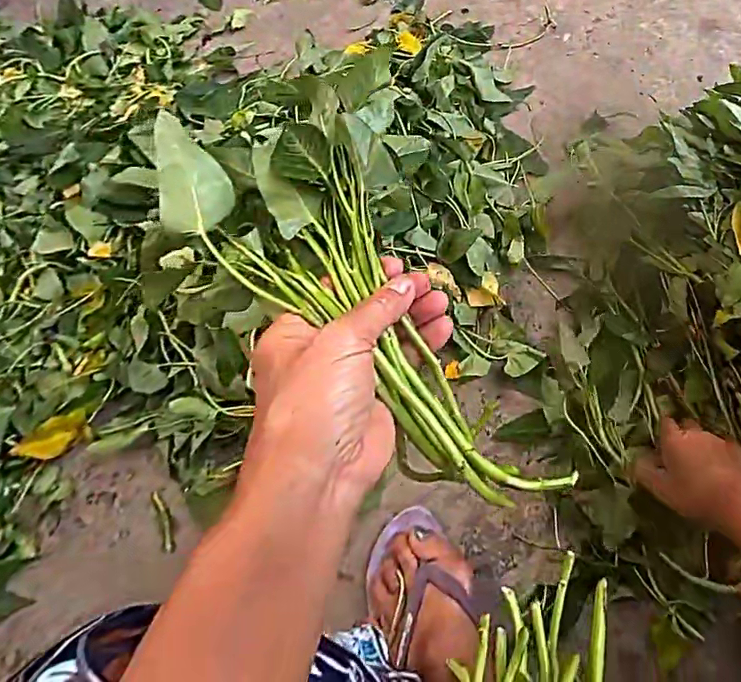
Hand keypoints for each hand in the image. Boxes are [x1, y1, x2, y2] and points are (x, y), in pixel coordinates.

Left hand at [246, 257, 452, 504]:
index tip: (395, 264)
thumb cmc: (315, 399)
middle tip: (428, 282)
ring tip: (441, 302)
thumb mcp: (340, 340)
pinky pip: (405, 363)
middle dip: (399, 296)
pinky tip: (443, 330)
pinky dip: (424, 345)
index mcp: (296, 332)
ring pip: (390, 336)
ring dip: (416, 317)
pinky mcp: (379, 397)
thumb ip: (376, 307)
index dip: (365, 276)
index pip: (332, 291)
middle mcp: (322, 350)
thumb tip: (404, 281)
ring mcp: (352, 375)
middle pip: (367, 311)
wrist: (319, 476)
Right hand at [632, 418, 740, 533]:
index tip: (662, 442)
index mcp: (674, 439)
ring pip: (705, 437)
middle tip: (681, 457)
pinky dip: (720, 454)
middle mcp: (694, 433)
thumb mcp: (663, 490)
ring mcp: (717, 438)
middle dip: (682, 437)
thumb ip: (646, 473)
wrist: (735, 500)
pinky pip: (723, 447)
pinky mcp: (736, 449)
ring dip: (701, 447)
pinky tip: (722, 470)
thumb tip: (633, 461)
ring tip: (702, 468)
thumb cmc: (693, 495)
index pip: (665, 423)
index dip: (663, 431)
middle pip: (686, 427)